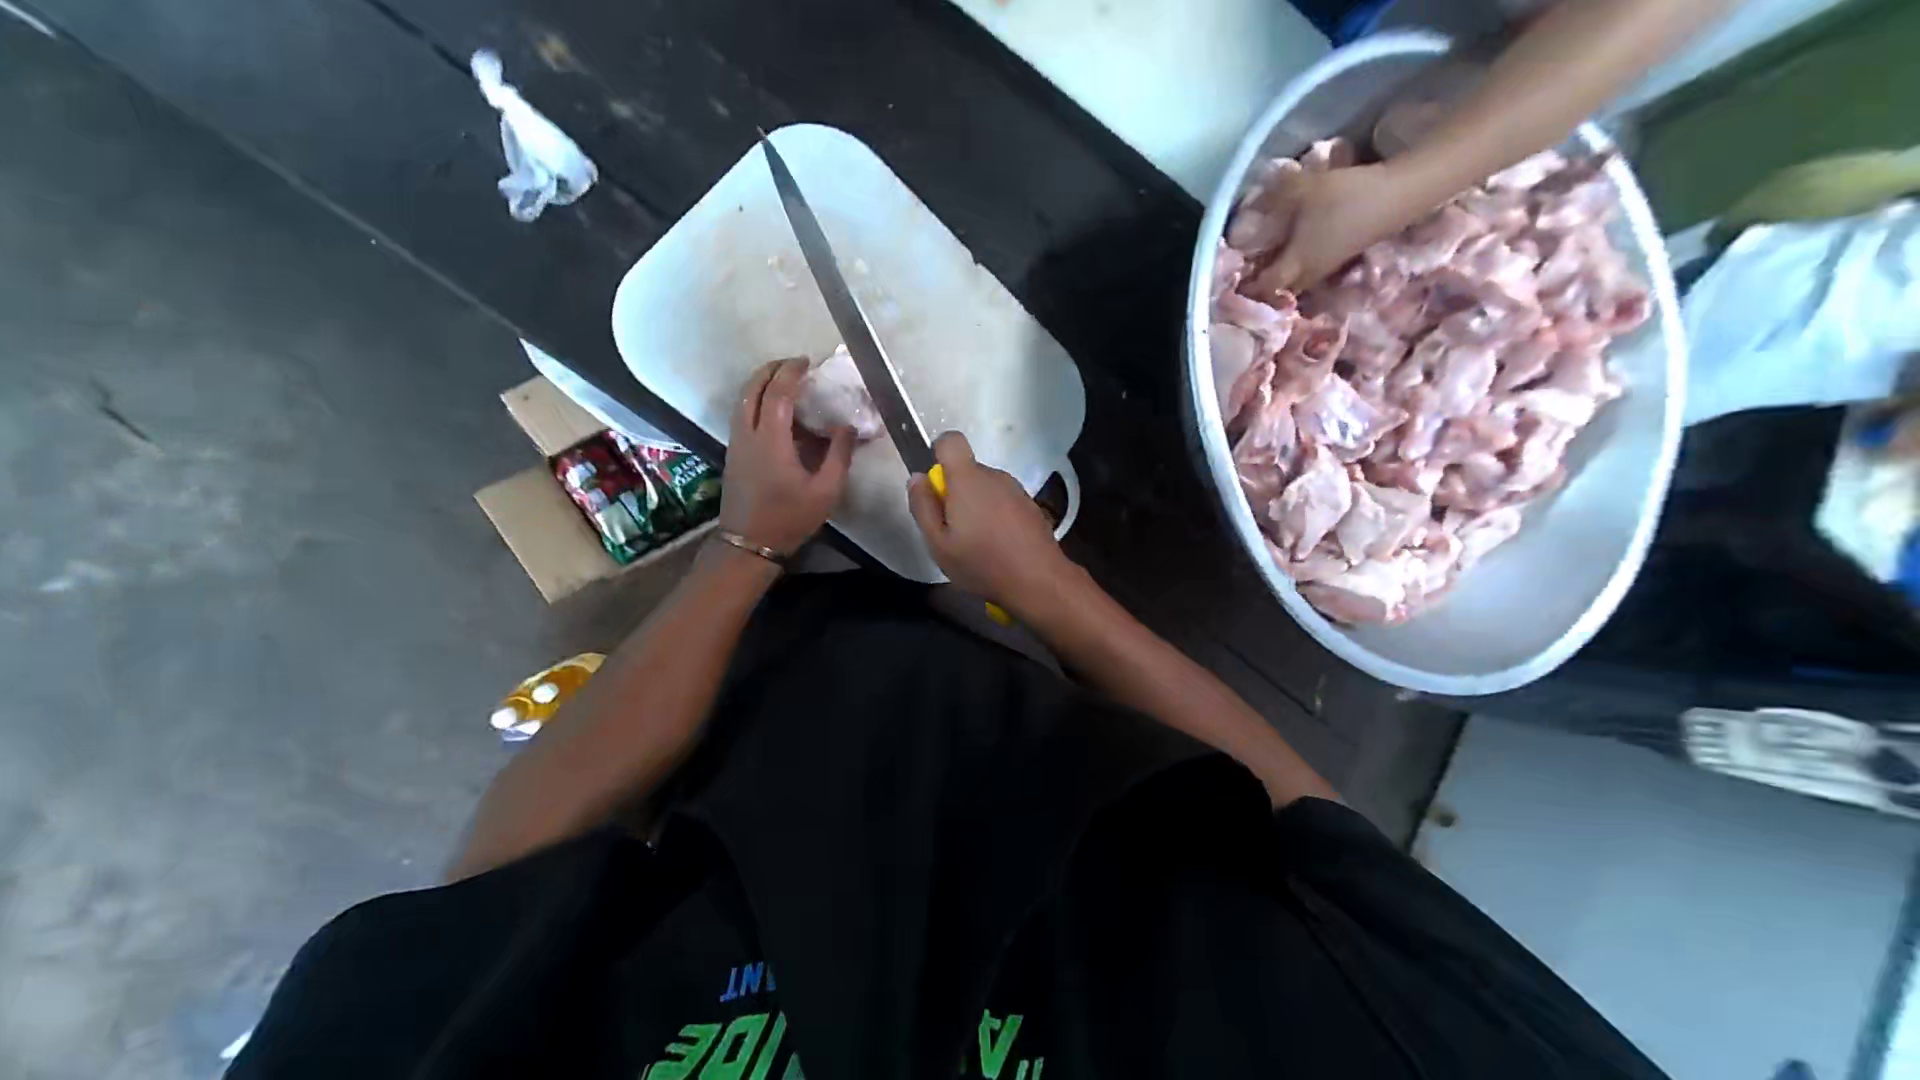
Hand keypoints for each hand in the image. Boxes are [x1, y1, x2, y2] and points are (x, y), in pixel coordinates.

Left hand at [719, 358, 854, 554]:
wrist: (749, 543)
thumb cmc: (789, 518)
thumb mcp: (825, 491)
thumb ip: (839, 455)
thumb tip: (848, 427)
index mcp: (771, 439)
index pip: (779, 392)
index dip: (792, 372)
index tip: (807, 363)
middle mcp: (748, 433)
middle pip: (754, 388)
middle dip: (772, 370)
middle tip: (794, 365)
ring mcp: (737, 442)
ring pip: (744, 400)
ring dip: (762, 383)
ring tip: (784, 381)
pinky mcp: (734, 452)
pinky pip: (743, 414)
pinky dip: (757, 400)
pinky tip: (775, 410)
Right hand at [906, 431, 1078, 612]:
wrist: (1038, 581)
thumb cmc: (982, 563)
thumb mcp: (938, 544)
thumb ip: (923, 507)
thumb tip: (917, 478)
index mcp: (968, 479)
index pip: (951, 441)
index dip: (938, 454)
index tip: (936, 486)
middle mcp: (994, 476)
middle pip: (967, 471)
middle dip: (956, 493)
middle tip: (952, 530)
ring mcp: (1016, 489)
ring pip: (986, 487)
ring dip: (976, 506)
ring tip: (976, 543)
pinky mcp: (1030, 505)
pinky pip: (1003, 501)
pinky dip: (996, 516)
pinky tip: (997, 546)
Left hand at [1246, 162, 1433, 292]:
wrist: (1403, 192)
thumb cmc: (1347, 194)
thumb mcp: (1303, 190)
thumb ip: (1273, 199)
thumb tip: (1249, 208)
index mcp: (1297, 263)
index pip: (1266, 286)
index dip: (1249, 287)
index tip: (1234, 282)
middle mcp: (1313, 271)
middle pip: (1284, 288)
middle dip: (1267, 285)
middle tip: (1252, 270)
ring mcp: (1333, 264)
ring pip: (1301, 278)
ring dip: (1286, 274)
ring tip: (1272, 259)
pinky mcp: (1348, 253)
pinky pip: (1317, 267)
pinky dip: (1303, 262)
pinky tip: (1301, 245)